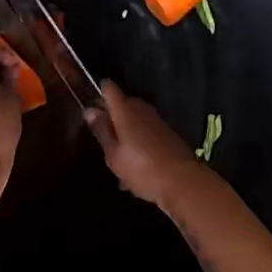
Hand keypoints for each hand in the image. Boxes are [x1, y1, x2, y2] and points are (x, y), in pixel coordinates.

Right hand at [84, 81, 210, 207]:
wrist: (182, 181)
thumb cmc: (141, 168)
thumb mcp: (114, 154)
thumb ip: (102, 131)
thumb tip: (90, 110)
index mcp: (126, 111)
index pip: (110, 90)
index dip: (99, 92)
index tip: (89, 102)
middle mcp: (142, 110)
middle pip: (123, 104)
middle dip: (111, 116)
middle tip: (99, 135)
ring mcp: (156, 121)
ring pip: (134, 120)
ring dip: (124, 133)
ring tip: (114, 158)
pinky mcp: (166, 133)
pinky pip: (145, 132)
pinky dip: (136, 143)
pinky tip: (132, 169)